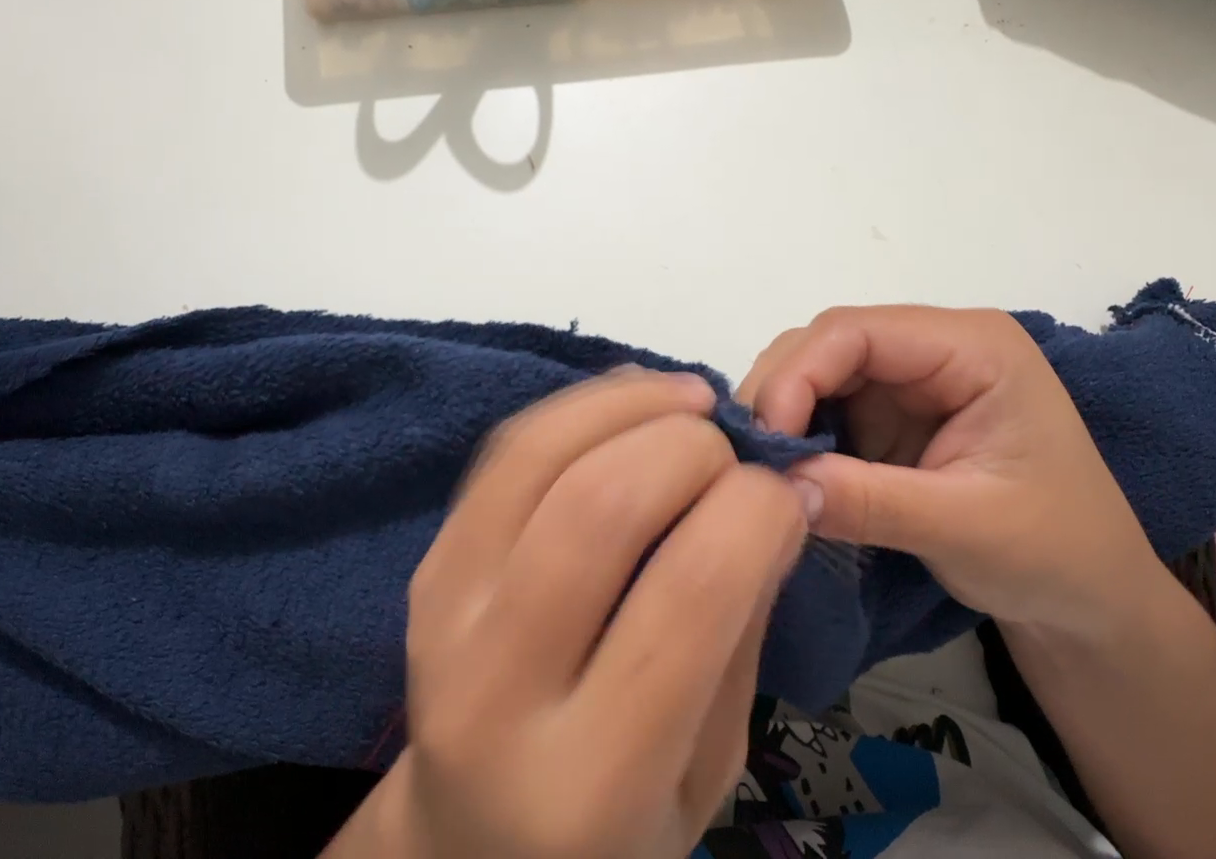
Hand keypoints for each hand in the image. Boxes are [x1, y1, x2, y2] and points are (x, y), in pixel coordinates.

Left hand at [327, 368, 809, 858]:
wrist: (467, 839)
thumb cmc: (614, 827)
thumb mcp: (708, 768)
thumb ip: (741, 631)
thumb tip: (781, 496)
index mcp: (593, 776)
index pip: (691, 592)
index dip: (758, 510)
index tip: (790, 491)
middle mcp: (498, 689)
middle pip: (600, 507)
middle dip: (690, 448)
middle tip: (732, 453)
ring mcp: (443, 617)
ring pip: (537, 458)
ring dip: (629, 405)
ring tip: (691, 401)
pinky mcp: (425, 568)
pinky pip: (504, 455)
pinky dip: (577, 410)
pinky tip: (632, 404)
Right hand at [739, 307, 1167, 639]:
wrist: (1089, 602)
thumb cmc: (1055, 555)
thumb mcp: (965, 528)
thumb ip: (868, 501)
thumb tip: (773, 483)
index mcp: (972, 348)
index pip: (854, 331)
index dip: (797, 376)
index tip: (767, 444)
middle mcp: (935, 349)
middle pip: (826, 344)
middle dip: (781, 395)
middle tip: (750, 461)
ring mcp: (910, 383)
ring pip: (815, 373)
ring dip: (782, 417)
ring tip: (762, 470)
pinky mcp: (891, 419)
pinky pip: (824, 410)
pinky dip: (796, 438)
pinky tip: (785, 472)